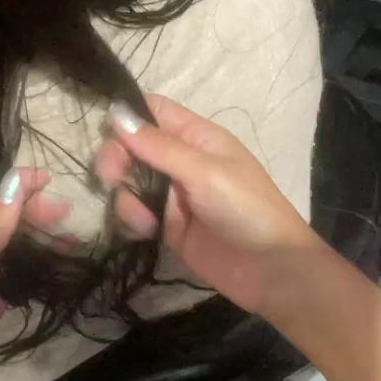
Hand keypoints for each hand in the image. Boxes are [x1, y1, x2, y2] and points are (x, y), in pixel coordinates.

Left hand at [0, 167, 61, 380]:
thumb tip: (17, 181)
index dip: (10, 186)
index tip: (47, 179)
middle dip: (29, 212)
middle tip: (65, 213)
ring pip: (10, 245)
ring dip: (37, 238)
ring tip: (70, 235)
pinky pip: (16, 272)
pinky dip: (37, 264)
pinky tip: (61, 259)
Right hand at [96, 94, 325, 314]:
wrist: (270, 270)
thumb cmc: (247, 209)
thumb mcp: (204, 172)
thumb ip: (158, 147)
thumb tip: (115, 113)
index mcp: (195, 136)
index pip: (152, 110)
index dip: (128, 116)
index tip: (110, 135)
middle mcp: (180, 160)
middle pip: (130, 146)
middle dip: (116, 161)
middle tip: (112, 180)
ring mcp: (170, 193)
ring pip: (127, 182)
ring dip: (125, 198)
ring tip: (145, 221)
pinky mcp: (165, 224)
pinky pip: (133, 213)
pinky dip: (130, 221)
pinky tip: (145, 232)